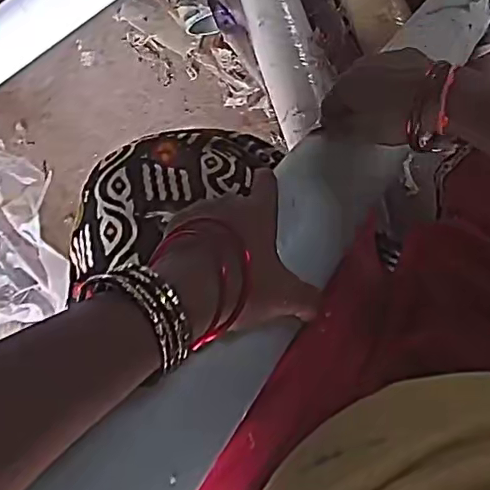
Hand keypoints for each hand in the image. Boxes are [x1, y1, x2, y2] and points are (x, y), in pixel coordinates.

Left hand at [153, 169, 318, 341]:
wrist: (189, 289)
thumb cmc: (242, 283)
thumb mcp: (281, 296)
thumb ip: (303, 298)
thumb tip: (317, 306)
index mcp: (258, 211)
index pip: (266, 185)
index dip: (268, 184)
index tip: (267, 183)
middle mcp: (228, 203)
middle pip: (236, 202)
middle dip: (239, 220)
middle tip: (245, 247)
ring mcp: (197, 212)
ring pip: (209, 216)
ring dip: (213, 232)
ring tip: (217, 261)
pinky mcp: (172, 227)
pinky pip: (184, 230)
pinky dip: (188, 242)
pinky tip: (193, 265)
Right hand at [318, 48, 439, 146]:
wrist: (439, 98)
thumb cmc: (398, 119)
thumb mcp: (364, 133)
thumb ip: (341, 128)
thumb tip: (330, 125)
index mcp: (343, 87)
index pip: (328, 104)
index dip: (332, 120)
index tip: (339, 129)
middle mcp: (358, 67)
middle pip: (348, 86)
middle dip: (352, 101)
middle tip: (363, 119)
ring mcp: (382, 57)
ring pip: (369, 74)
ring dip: (372, 88)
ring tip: (385, 107)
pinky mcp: (406, 54)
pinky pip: (391, 69)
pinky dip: (392, 80)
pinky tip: (403, 93)